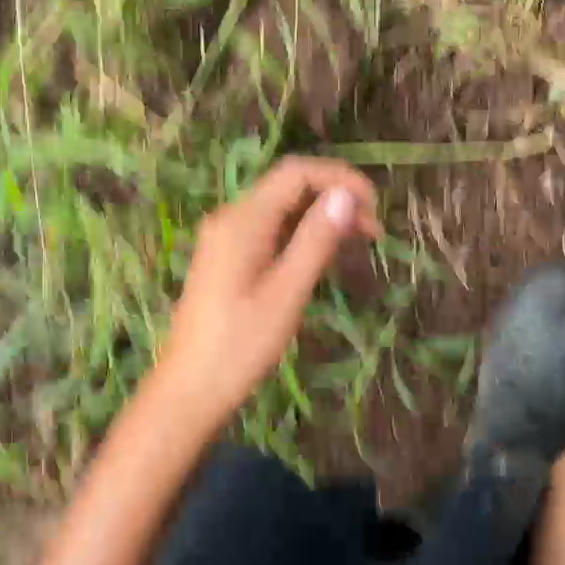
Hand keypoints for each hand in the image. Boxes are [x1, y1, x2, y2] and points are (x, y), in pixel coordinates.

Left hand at [153, 157, 379, 426]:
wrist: (189, 391)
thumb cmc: (240, 345)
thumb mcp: (287, 292)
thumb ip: (316, 240)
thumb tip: (346, 196)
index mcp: (243, 221)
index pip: (297, 173)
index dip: (340, 178)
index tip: (375, 206)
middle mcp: (233, 218)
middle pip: (291, 185)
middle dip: (336, 195)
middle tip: (375, 228)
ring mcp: (229, 237)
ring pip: (285, 207)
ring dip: (324, 214)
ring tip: (363, 240)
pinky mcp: (231, 257)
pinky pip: (274, 228)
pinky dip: (306, 232)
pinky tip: (329, 252)